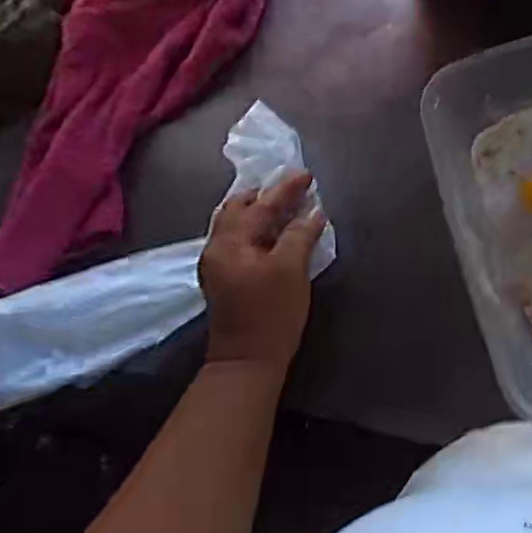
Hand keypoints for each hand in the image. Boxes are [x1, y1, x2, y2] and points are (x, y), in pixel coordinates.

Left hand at [199, 170, 327, 369]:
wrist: (249, 357)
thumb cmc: (272, 311)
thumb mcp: (292, 269)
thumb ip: (301, 236)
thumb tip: (313, 213)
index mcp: (230, 244)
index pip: (260, 206)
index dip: (284, 189)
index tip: (306, 174)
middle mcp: (218, 249)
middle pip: (238, 211)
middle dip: (265, 195)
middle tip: (293, 186)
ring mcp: (221, 265)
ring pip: (238, 225)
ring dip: (262, 211)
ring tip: (286, 203)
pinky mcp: (230, 278)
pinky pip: (243, 239)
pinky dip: (260, 228)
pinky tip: (277, 230)